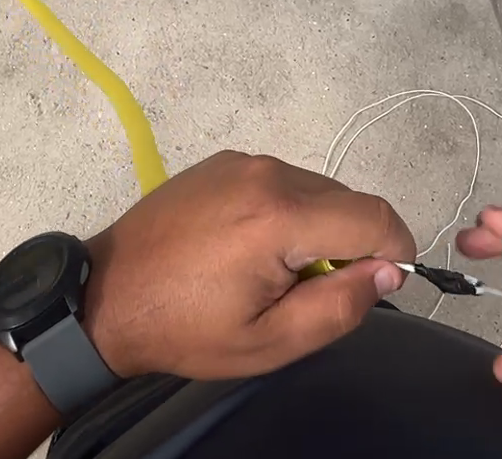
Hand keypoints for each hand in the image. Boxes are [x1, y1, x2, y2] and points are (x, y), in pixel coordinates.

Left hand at [82, 150, 415, 380]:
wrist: (107, 292)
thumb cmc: (186, 327)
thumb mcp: (269, 341)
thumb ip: (339, 305)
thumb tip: (387, 270)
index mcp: (280, 215)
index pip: (375, 215)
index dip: (394, 251)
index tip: (376, 285)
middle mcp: (268, 172)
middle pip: (347, 200)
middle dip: (350, 245)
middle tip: (307, 290)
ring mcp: (244, 160)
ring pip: (317, 189)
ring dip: (317, 227)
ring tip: (272, 270)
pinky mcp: (226, 160)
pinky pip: (282, 180)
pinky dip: (287, 210)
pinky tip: (249, 245)